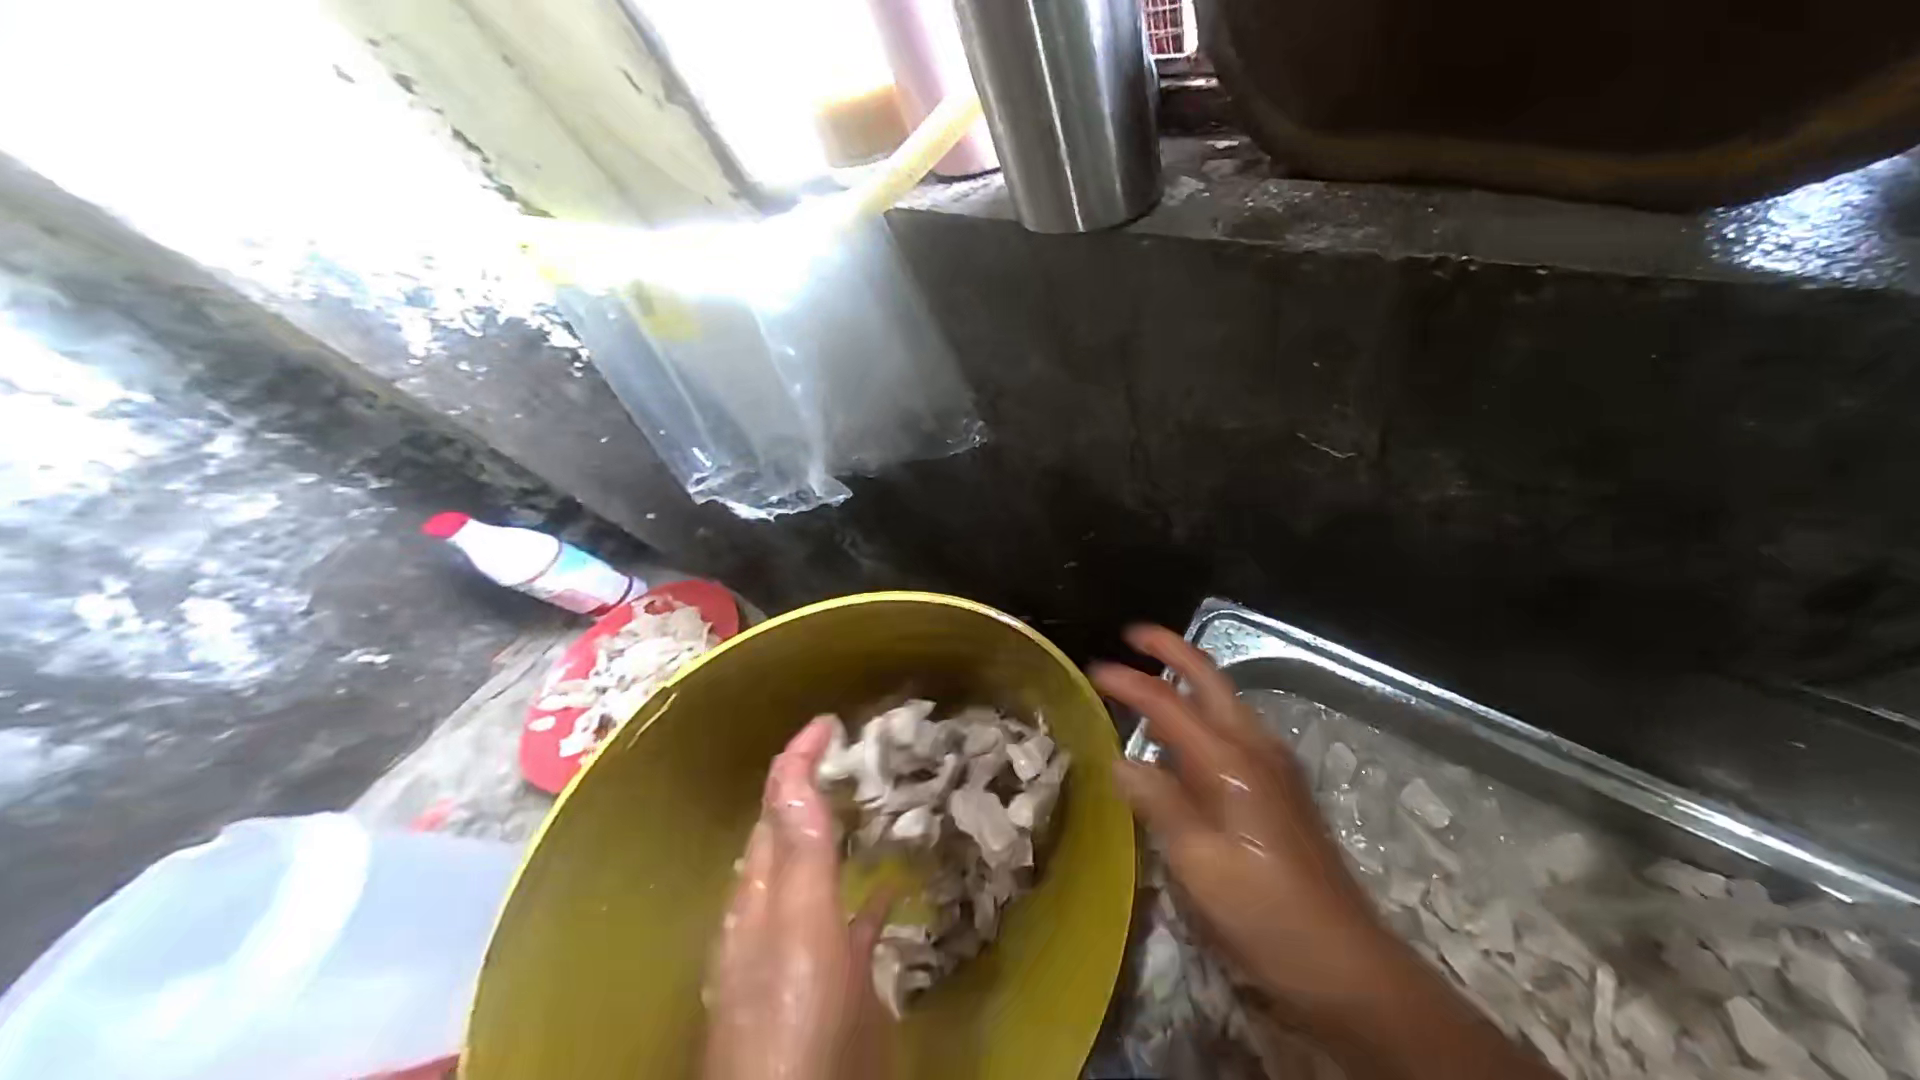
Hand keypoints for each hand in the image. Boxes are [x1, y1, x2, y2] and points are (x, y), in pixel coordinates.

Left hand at [704, 717, 891, 1079]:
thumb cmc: (794, 1013)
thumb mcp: (797, 925)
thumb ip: (800, 851)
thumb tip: (797, 772)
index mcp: (762, 889)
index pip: (777, 804)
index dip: (798, 759)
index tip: (830, 722)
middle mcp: (777, 910)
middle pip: (795, 830)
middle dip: (818, 785)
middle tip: (859, 752)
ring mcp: (803, 946)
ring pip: (822, 868)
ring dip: (842, 831)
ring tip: (877, 801)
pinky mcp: (833, 981)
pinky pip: (850, 921)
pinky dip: (868, 894)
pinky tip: (892, 888)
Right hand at [1091, 626, 1555, 1079]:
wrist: (1346, 964)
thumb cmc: (1266, 915)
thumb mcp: (1200, 866)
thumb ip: (1159, 804)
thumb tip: (1121, 761)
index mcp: (1231, 763)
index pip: (1169, 704)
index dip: (1129, 682)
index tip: (1093, 669)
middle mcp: (1255, 749)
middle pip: (1210, 679)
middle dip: (1172, 649)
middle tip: (1133, 635)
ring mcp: (1273, 765)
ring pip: (1225, 700)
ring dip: (1187, 678)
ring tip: (1148, 676)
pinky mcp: (1279, 786)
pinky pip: (1232, 728)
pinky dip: (1201, 710)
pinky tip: (1181, 735)